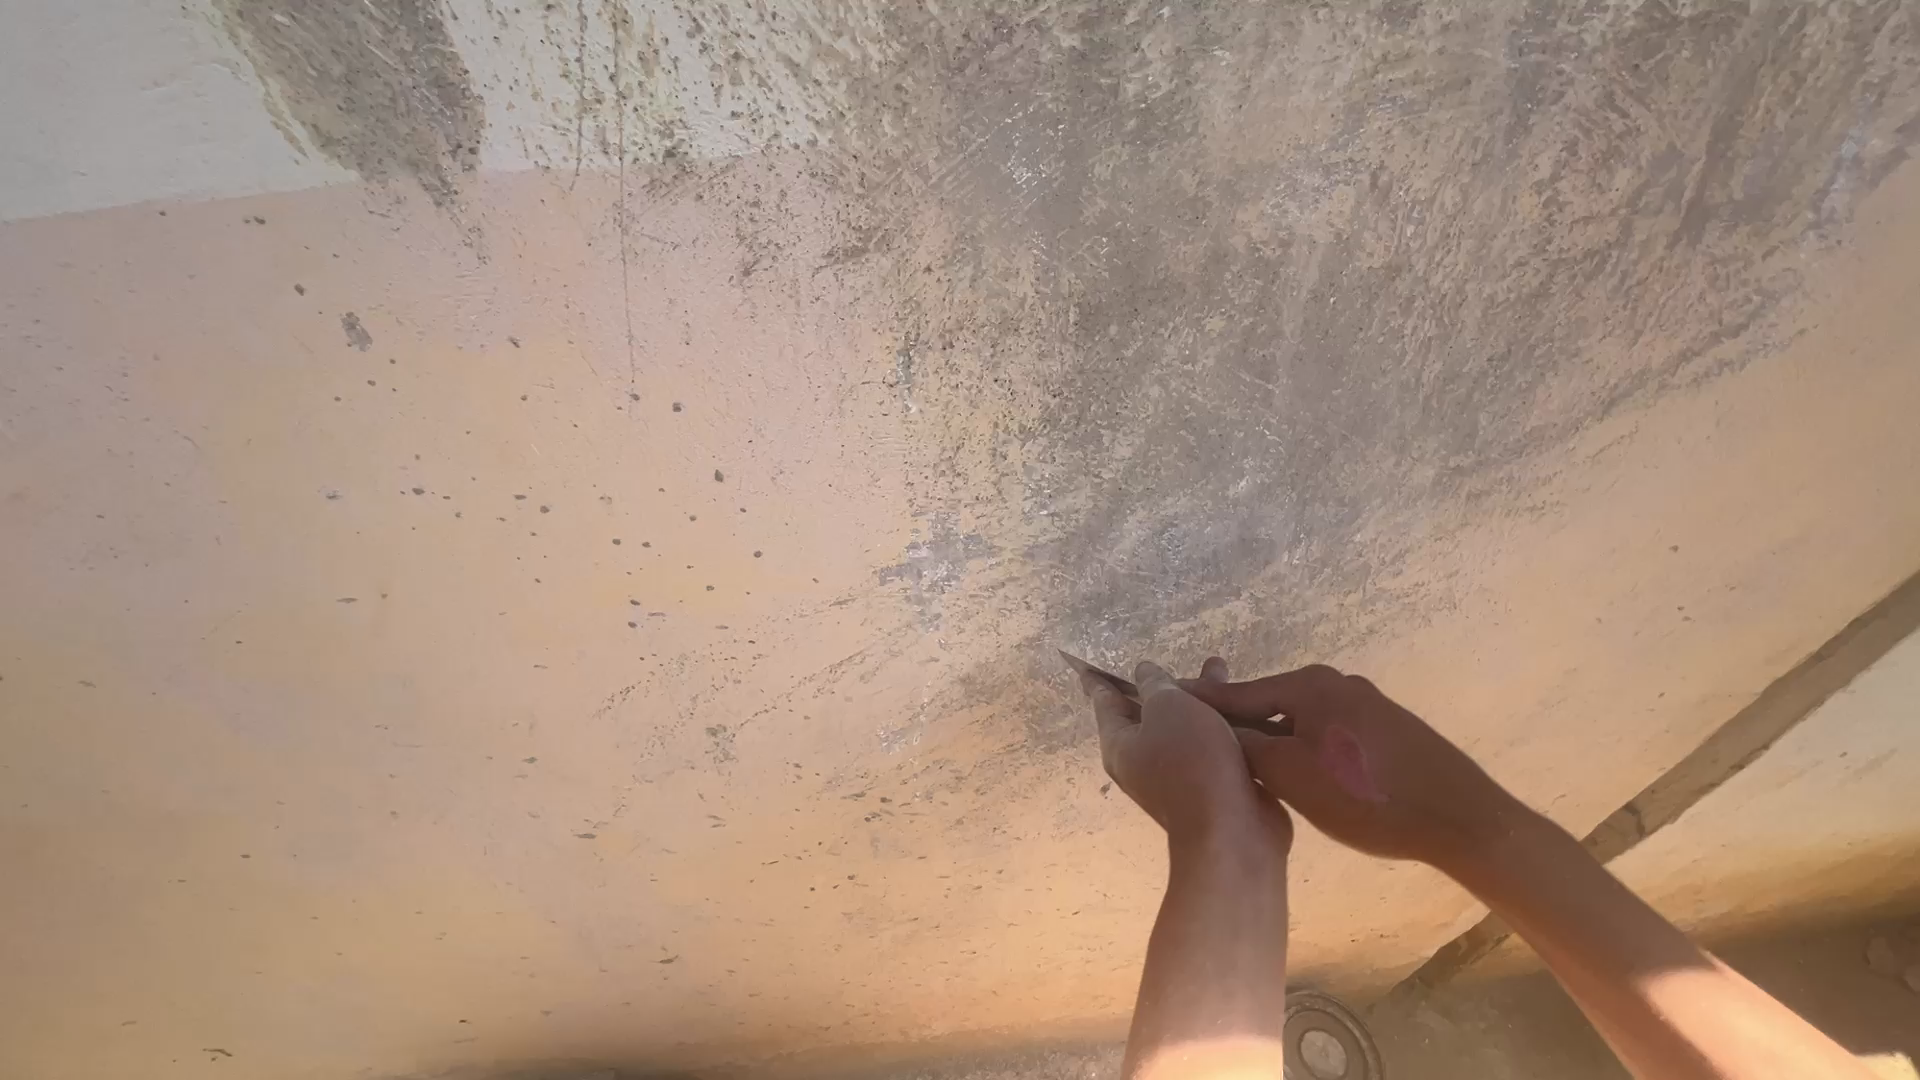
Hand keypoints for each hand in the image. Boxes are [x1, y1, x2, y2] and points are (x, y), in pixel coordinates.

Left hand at [1085, 658, 1291, 852]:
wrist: (1233, 833)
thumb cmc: (1191, 762)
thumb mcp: (1169, 709)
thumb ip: (1156, 686)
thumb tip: (1142, 672)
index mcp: (1119, 744)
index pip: (1103, 701)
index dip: (1097, 679)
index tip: (1086, 664)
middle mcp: (1142, 759)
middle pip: (1146, 709)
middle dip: (1161, 681)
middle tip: (1166, 653)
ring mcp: (1176, 773)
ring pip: (1183, 722)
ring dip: (1198, 694)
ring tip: (1218, 664)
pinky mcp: (1209, 781)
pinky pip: (1208, 739)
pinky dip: (1218, 717)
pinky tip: (1238, 701)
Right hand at [1180, 664, 1522, 871]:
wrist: (1465, 823)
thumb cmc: (1365, 798)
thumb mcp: (1288, 774)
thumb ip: (1244, 746)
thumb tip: (1214, 729)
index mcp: (1309, 684)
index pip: (1238, 692)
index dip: (1200, 700)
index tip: (1165, 696)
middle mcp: (1336, 683)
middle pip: (1269, 703)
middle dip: (1237, 723)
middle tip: (1204, 742)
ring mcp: (1366, 704)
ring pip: (1298, 720)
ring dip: (1272, 738)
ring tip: (1246, 764)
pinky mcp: (1387, 730)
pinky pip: (1326, 732)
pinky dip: (1303, 746)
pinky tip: (1297, 772)